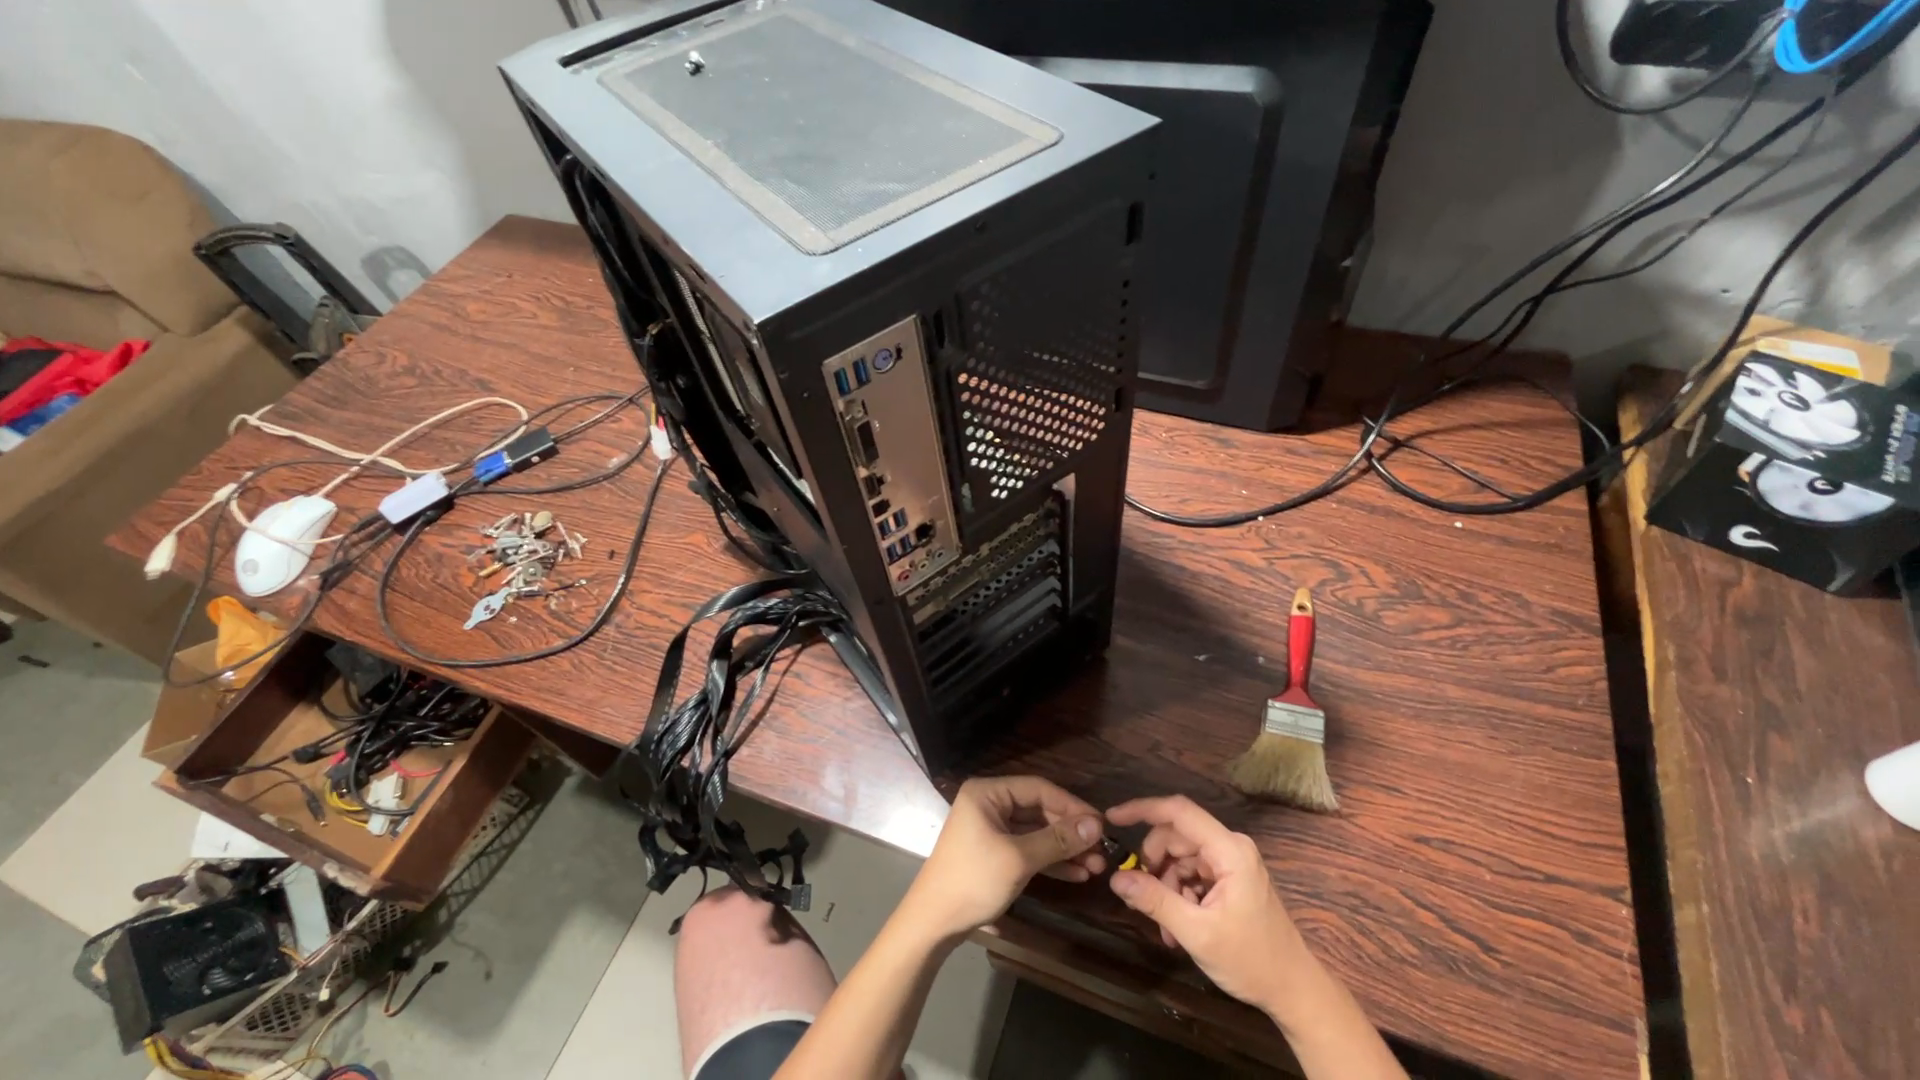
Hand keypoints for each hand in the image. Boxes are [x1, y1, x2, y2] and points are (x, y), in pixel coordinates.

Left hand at [900, 776, 1105, 942]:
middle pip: (1039, 811)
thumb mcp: (1019, 859)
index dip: (1072, 805)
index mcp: (987, 794)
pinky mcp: (994, 854)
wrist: (934, 922)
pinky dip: (1051, 862)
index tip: (1101, 824)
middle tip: (1103, 850)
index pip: (1039, 789)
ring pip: (1037, 833)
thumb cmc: (973, 881)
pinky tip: (1077, 874)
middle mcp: (989, 805)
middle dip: (1070, 832)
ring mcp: (991, 830)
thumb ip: (1057, 840)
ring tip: (1096, 866)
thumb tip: (1096, 825)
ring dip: (1065, 849)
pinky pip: (1029, 850)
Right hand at [1106, 795, 1311, 1018]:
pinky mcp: (1231, 879)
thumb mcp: (1196, 932)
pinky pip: (1193, 873)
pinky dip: (1179, 894)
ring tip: (1166, 927)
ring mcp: (1232, 863)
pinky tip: (1177, 927)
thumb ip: (1155, 901)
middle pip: (1176, 836)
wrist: (1293, 990)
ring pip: (1181, 857)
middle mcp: (1231, 847)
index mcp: (1229, 851)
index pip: (1179, 812)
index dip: (1142, 809)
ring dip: (1166, 885)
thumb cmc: (1250, 960)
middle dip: (1154, 864)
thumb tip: (1115, 878)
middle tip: (1140, 897)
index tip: (1112, 818)